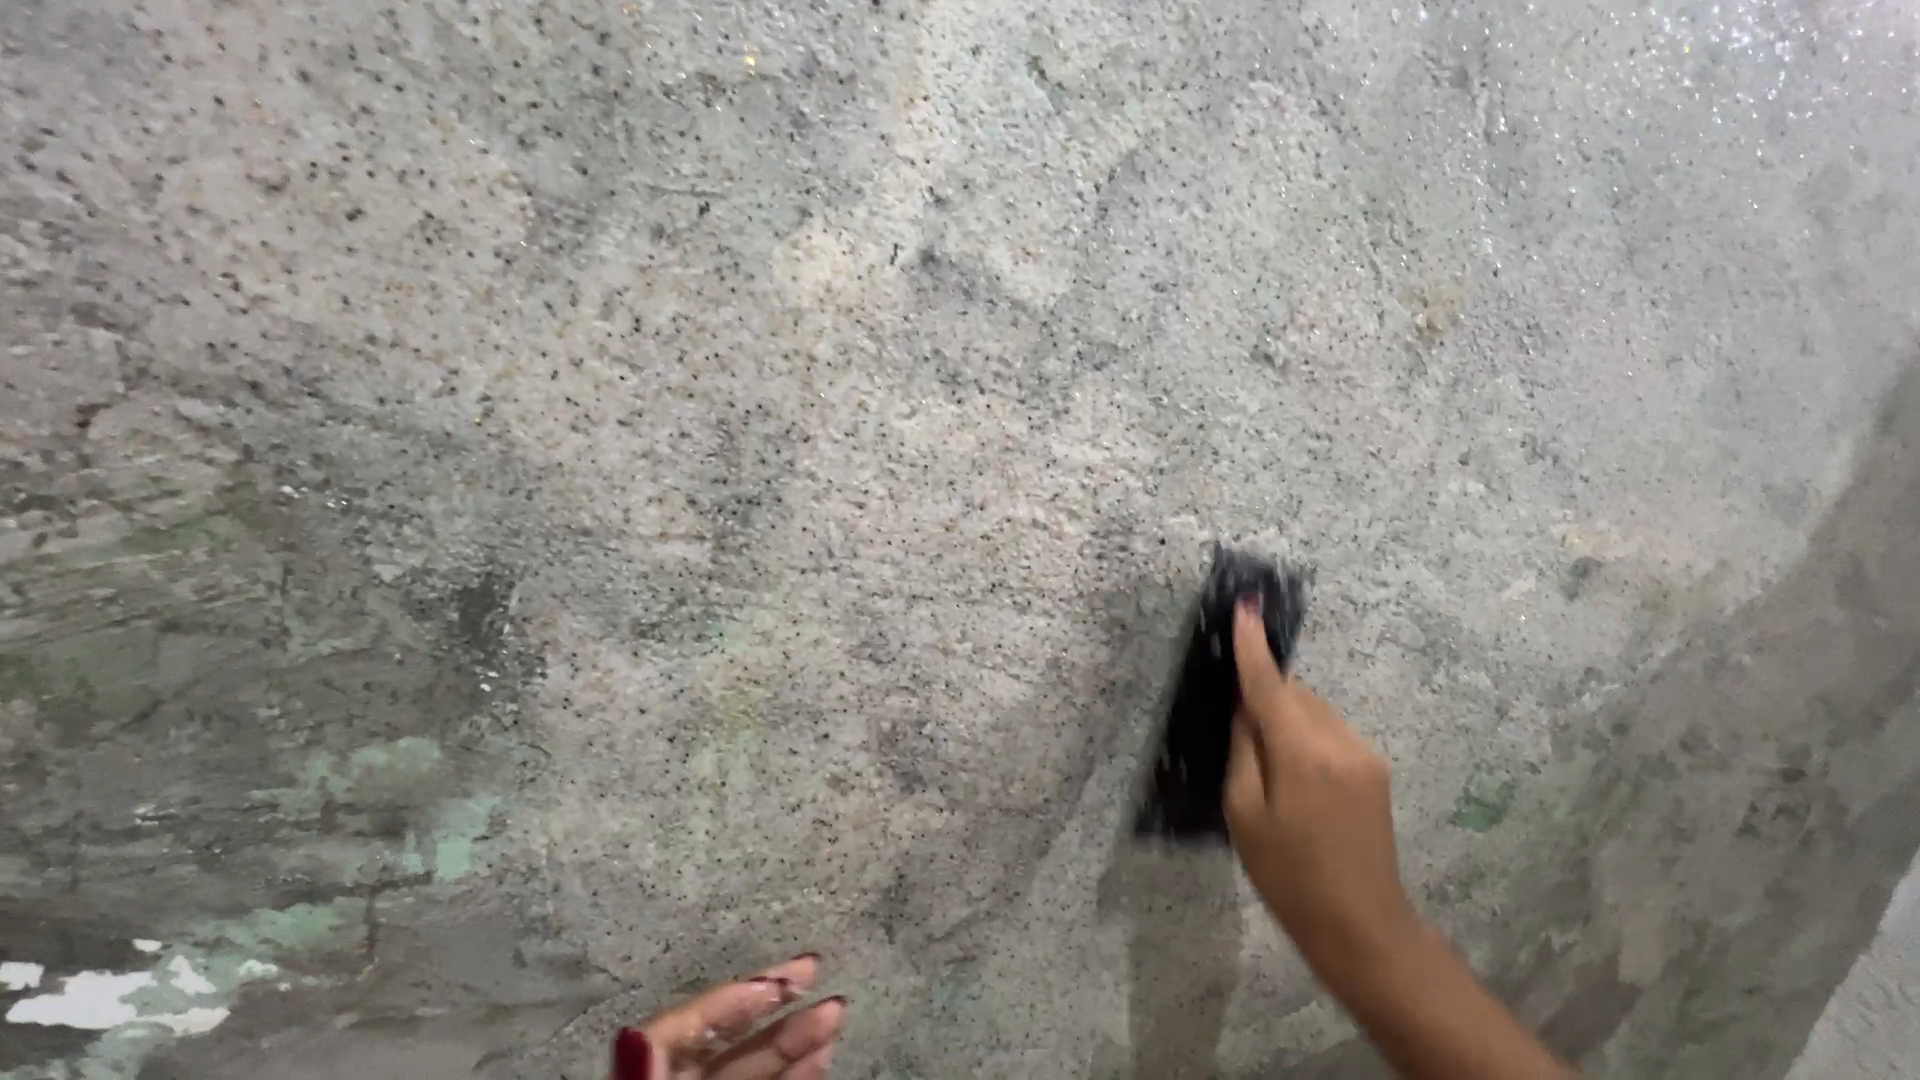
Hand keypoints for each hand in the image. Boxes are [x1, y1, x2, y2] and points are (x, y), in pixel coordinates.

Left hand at [612, 955, 846, 1079]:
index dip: (731, 998)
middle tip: (817, 967)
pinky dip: (796, 1075)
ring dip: (796, 1037)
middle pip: (726, 1036)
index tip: (780, 977)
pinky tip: (823, 1055)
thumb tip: (636, 1039)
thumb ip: (647, 1068)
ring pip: (752, 1064)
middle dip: (776, 1002)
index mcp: (646, 1065)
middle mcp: (677, 1076)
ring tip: (837, 1011)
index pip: (685, 1021)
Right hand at [1222, 598, 1417, 981]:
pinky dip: (1304, 734)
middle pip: (1294, 694)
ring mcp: (1365, 754)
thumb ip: (1244, 750)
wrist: (1361, 924)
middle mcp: (1341, 742)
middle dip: (1264, 695)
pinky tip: (1294, 774)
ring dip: (1285, 716)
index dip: (1253, 646)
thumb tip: (1247, 708)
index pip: (1270, 685)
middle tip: (1237, 729)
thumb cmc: (1288, 875)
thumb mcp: (1244, 813)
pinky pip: (1329, 731)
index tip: (1244, 605)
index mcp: (1303, 754)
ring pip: (1313, 710)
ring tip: (1266, 764)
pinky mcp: (1376, 769)